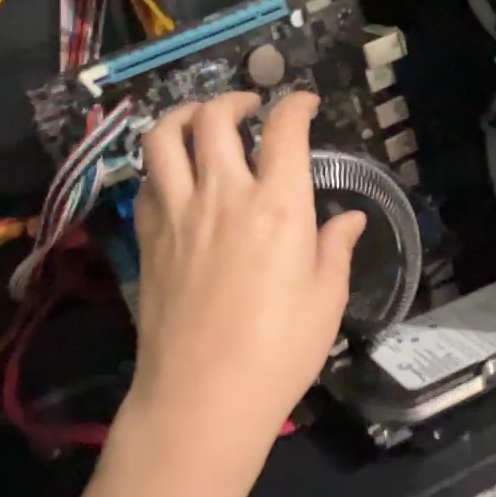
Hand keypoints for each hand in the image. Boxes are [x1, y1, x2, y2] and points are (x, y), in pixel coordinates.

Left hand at [128, 91, 365, 444]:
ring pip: (164, 136)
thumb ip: (335, 248)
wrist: (202, 397)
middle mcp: (224, 194)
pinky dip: (162, 164)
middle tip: (250, 107)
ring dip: (184, 115)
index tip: (305, 103)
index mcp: (278, 206)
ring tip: (200, 121)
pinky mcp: (148, 237)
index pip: (285, 129)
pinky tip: (176, 177)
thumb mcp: (326, 300)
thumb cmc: (279, 352)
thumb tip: (348, 218)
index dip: (297, 104)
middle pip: (215, 118)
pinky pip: (147, 181)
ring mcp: (178, 213)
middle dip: (235, 99)